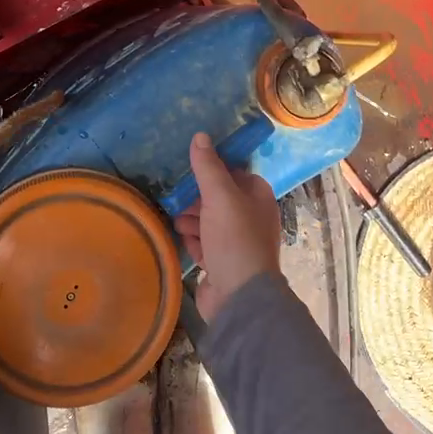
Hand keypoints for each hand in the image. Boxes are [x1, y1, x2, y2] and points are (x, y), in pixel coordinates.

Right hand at [174, 132, 282, 319]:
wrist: (240, 298)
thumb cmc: (235, 239)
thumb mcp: (220, 196)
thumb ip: (208, 167)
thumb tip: (200, 136)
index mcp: (258, 197)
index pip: (235, 173)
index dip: (213, 169)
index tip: (189, 167)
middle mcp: (252, 217)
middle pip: (219, 197)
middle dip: (196, 196)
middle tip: (175, 195)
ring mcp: (238, 243)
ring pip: (209, 221)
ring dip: (191, 218)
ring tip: (175, 217)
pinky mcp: (223, 263)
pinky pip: (205, 243)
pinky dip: (193, 239)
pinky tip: (181, 237)